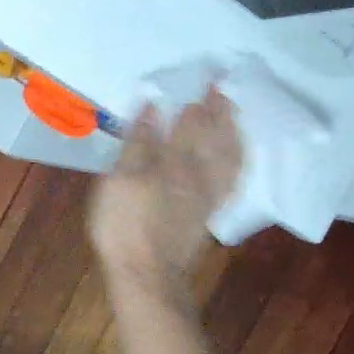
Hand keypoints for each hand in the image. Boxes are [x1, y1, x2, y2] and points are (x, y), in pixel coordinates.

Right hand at [88, 89, 242, 294]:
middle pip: (216, 137)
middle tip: (223, 91)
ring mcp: (207, 195)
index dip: (200, 102)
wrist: (145, 273)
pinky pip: (229, 180)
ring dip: (233, 134)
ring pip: (229, 157)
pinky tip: (232, 159)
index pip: (193, 123)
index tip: (209, 80)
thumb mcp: (119, 179)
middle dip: (220, 112)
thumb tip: (154, 107)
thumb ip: (139, 143)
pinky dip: (234, 163)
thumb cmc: (124, 225)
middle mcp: (199, 173)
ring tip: (233, 118)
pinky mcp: (207, 214)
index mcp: (176, 161)